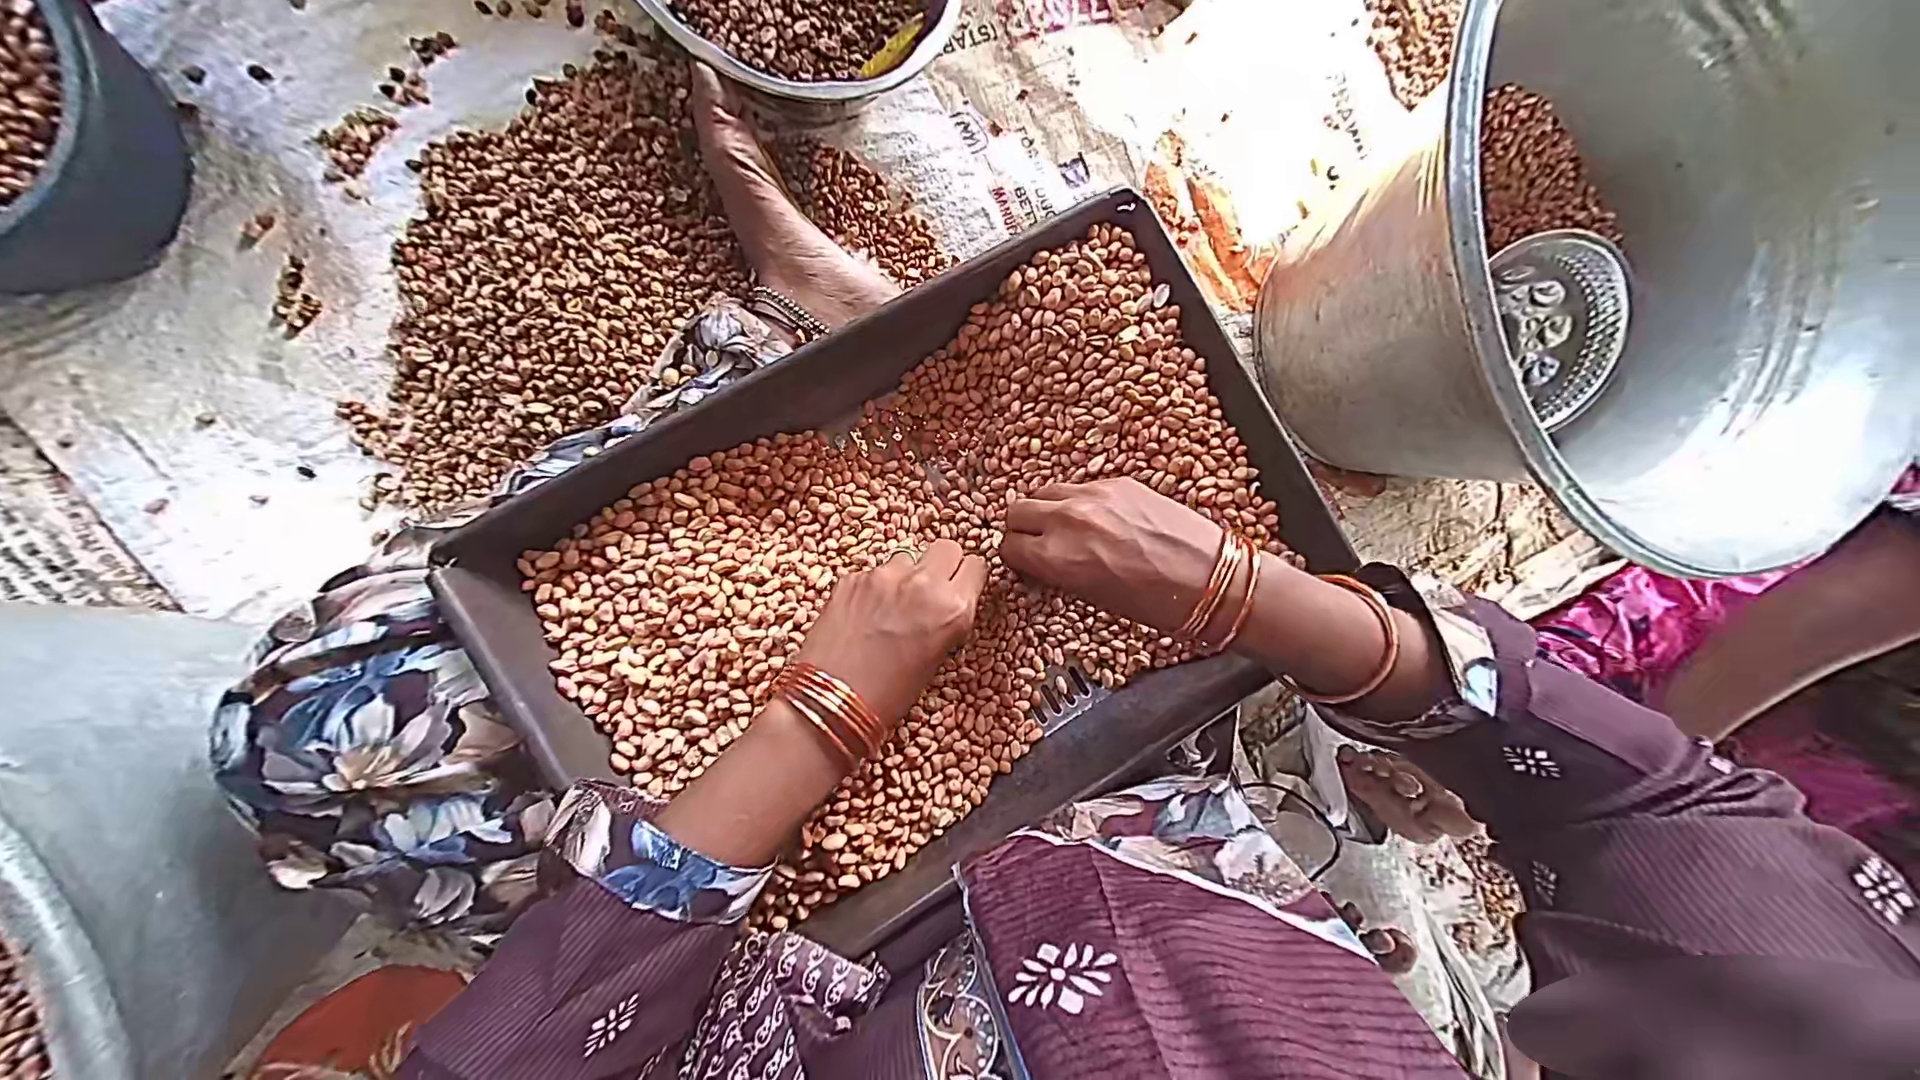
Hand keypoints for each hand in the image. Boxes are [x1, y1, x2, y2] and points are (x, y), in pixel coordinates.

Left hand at [793, 539, 987, 726]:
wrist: (830, 704)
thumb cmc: (887, 696)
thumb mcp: (937, 658)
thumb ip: (947, 619)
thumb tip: (946, 602)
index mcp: (953, 609)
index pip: (976, 566)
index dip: (967, 578)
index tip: (961, 587)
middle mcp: (923, 584)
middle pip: (946, 547)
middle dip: (942, 564)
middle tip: (930, 590)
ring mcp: (885, 576)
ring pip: (908, 557)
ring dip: (905, 575)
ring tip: (891, 607)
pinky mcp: (853, 577)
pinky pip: (873, 571)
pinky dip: (873, 587)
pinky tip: (864, 615)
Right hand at [999, 478, 1224, 633]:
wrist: (1212, 579)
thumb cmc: (1156, 603)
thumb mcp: (1093, 598)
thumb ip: (1057, 571)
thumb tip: (1041, 560)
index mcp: (1056, 557)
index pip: (1009, 546)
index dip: (1015, 556)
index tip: (1024, 561)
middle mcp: (1067, 520)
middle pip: (1016, 510)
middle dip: (1022, 529)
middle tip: (1037, 542)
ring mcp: (1093, 496)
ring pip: (1044, 492)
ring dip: (1046, 510)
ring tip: (1065, 528)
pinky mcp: (1118, 482)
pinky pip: (1080, 486)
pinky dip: (1078, 502)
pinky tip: (1098, 520)